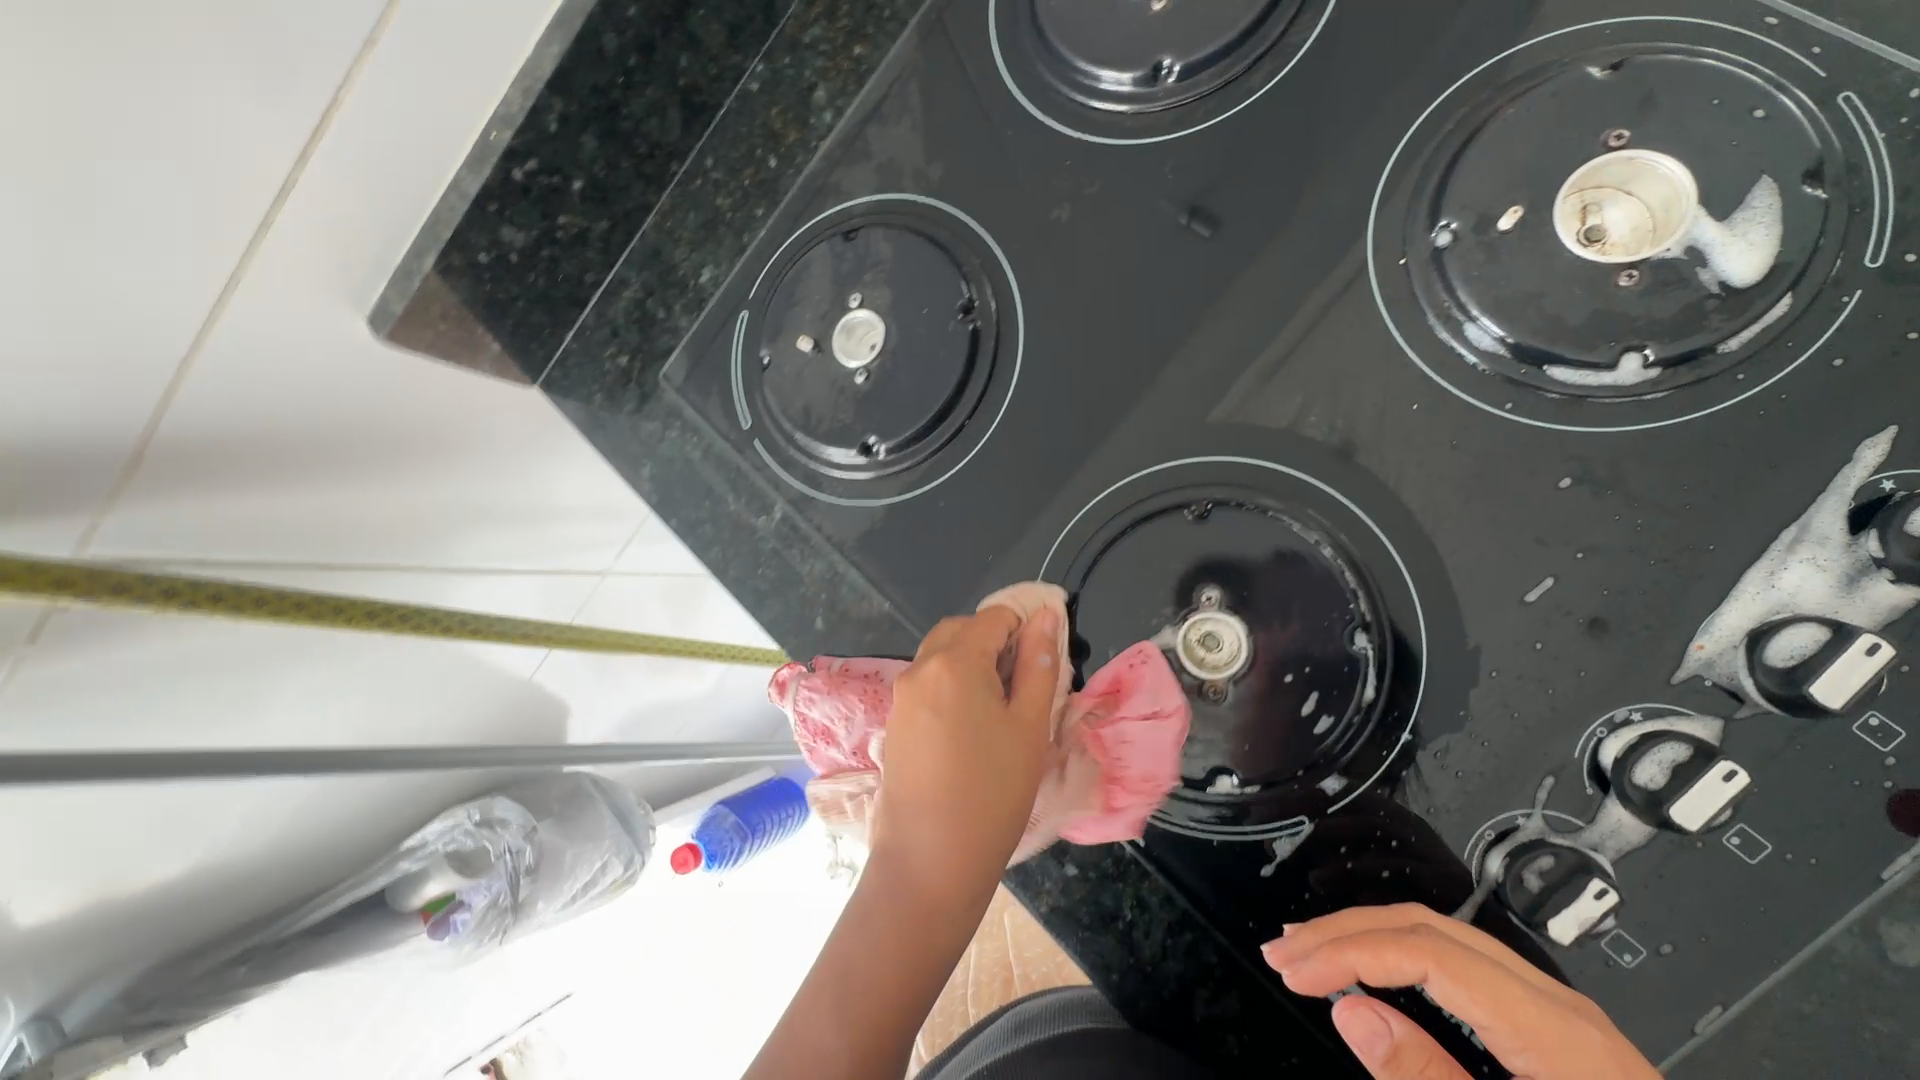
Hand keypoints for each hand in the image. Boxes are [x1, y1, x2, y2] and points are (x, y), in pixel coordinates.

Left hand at [870, 605, 1061, 896]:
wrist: (931, 860)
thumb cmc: (993, 791)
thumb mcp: (1030, 726)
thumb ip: (1039, 664)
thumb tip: (1044, 617)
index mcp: (954, 661)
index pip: (994, 617)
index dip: (1025, 628)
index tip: (1044, 663)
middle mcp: (919, 669)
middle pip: (961, 631)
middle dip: (995, 643)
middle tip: (1025, 686)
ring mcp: (900, 698)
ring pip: (941, 657)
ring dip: (972, 665)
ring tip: (1001, 711)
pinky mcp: (894, 725)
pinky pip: (927, 687)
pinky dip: (951, 689)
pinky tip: (971, 732)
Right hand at [1262, 904, 1659, 1079]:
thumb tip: (1352, 1011)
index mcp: (1558, 1032)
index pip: (1431, 953)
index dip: (1351, 952)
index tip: (1295, 972)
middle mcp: (1556, 1004)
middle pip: (1429, 928)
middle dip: (1345, 931)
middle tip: (1283, 953)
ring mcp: (1552, 1009)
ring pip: (1439, 936)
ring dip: (1364, 936)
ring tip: (1307, 950)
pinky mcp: (1542, 1025)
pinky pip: (1456, 964)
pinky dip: (1397, 957)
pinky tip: (1366, 970)